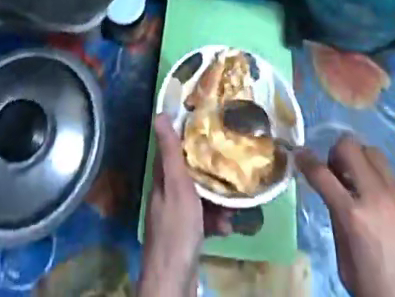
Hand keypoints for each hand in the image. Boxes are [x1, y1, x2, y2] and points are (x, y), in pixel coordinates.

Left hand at [140, 115, 226, 296]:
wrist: (174, 281)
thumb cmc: (176, 229)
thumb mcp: (176, 186)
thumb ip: (171, 153)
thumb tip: (159, 114)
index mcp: (162, 179)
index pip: (173, 148)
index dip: (188, 133)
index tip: (209, 120)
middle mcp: (167, 194)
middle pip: (190, 172)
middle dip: (211, 167)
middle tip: (232, 159)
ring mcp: (177, 216)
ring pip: (200, 196)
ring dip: (218, 197)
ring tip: (235, 199)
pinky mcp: (187, 235)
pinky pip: (205, 218)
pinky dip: (217, 219)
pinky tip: (228, 225)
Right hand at [298, 134, 394, 296]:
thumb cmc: (381, 293)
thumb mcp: (348, 269)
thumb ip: (340, 229)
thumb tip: (337, 204)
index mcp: (354, 216)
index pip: (323, 175)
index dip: (306, 161)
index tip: (298, 154)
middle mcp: (377, 195)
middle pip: (350, 147)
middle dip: (335, 152)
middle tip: (333, 171)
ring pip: (373, 152)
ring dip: (358, 159)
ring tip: (355, 182)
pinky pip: (391, 173)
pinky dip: (377, 177)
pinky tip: (378, 201)